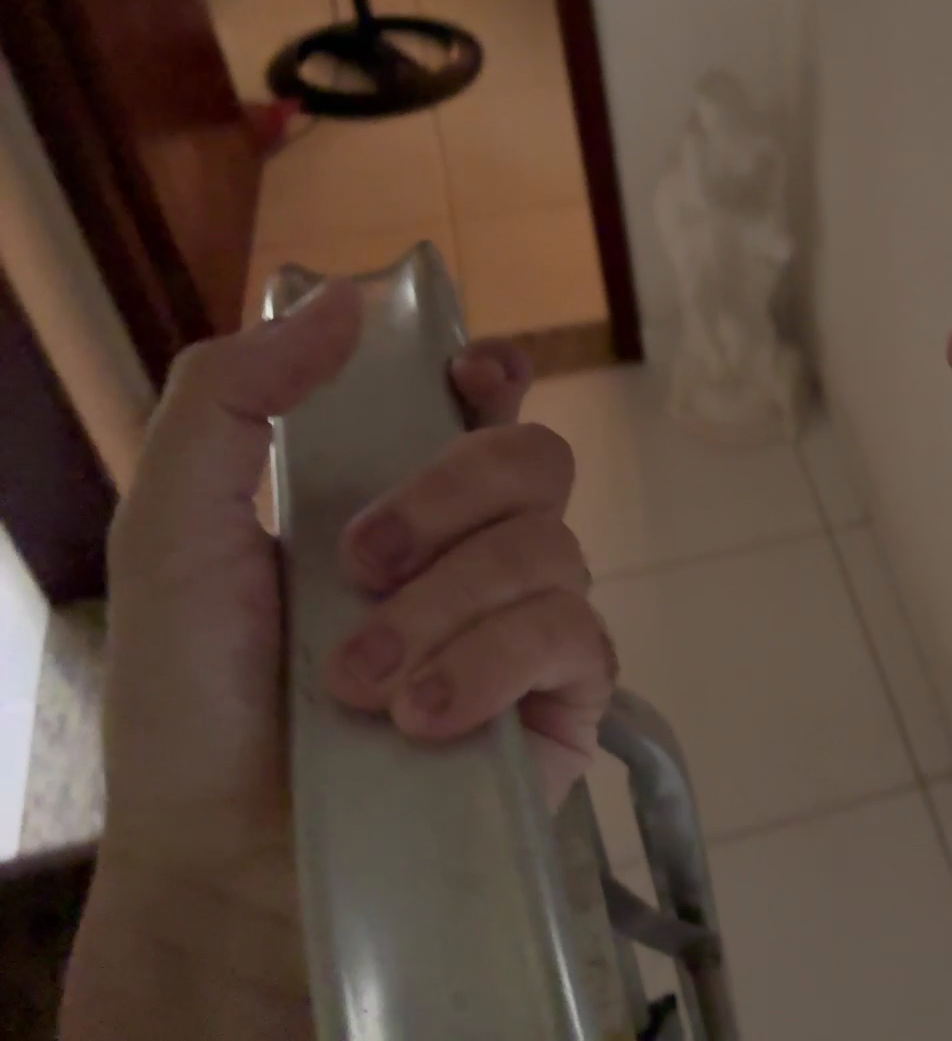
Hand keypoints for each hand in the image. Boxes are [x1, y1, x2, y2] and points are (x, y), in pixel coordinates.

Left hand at [64, 284, 612, 1038]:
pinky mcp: (573, 682)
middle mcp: (488, 546)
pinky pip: (572, 632)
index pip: (489, 410)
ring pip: (554, 549)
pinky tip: (429, 718)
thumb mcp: (177, 537)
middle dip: (456, 494)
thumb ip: (234, 404)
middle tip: (364, 562)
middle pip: (540, 461)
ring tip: (366, 686)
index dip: (493, 380)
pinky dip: (492, 665)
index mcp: (410, 500)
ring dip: (447, 609)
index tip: (468, 376)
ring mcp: (539, 612)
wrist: (245, 852)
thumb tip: (344, 300)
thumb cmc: (206, 698)